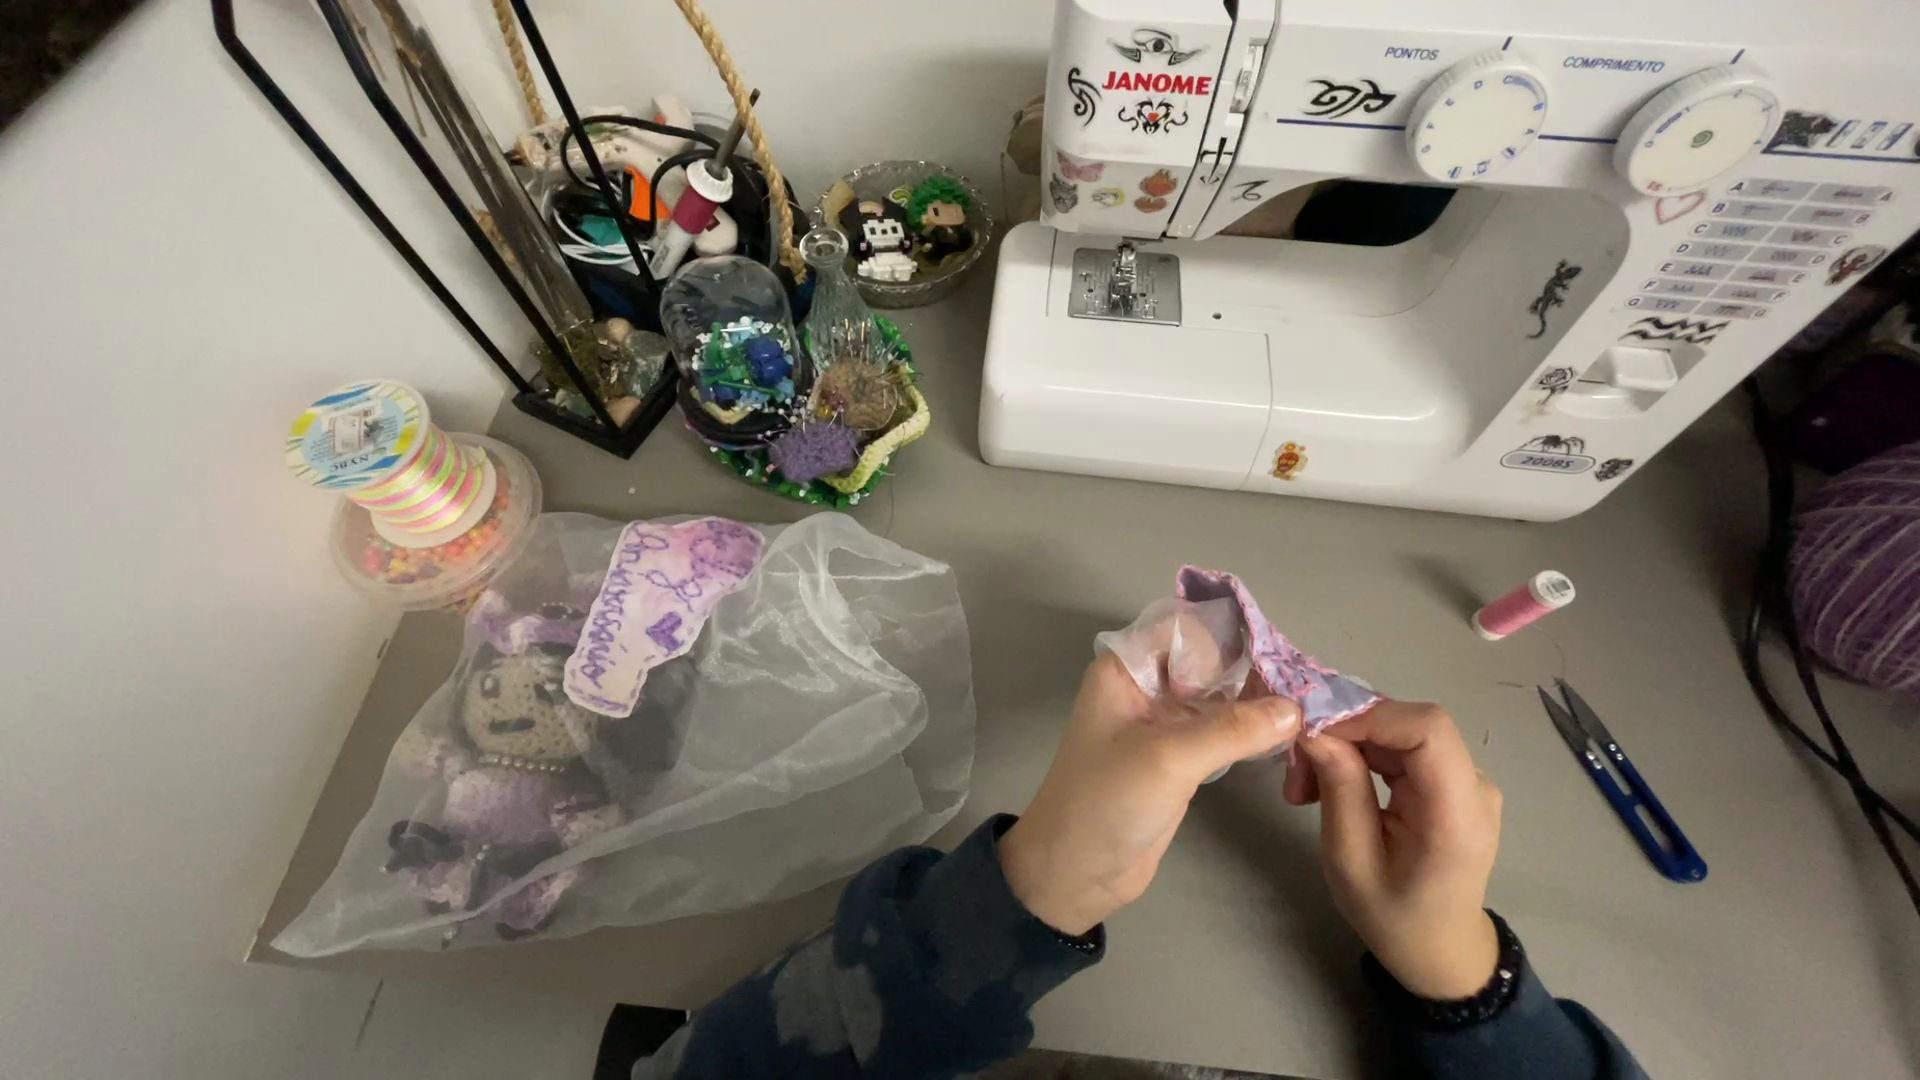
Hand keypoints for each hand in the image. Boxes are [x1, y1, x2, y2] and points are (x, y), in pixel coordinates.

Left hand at [999, 653, 1301, 935]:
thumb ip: (1231, 729)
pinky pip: (1220, 730)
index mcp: (1126, 669)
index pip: (1183, 630)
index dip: (1228, 635)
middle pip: (1206, 660)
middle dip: (1252, 667)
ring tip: (1311, 705)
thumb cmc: (1107, 801)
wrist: (1074, 871)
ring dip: (1257, 700)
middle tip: (1309, 683)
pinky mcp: (1179, 757)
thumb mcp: (1168, 758)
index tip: (1279, 652)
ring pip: (1217, 696)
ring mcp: (1162, 723)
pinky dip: (1251, 729)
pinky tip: (1290, 733)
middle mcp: (1144, 687)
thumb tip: (1296, 707)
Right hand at [1285, 701, 1502, 999]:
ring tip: (1304, 784)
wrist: (1437, 949)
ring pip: (1394, 727)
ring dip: (1342, 743)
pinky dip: (1354, 752)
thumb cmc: (1392, 915)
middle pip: (1406, 722)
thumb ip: (1339, 789)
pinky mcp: (1446, 777)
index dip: (1367, 715)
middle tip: (1295, 769)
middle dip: (1343, 731)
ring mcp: (1463, 778)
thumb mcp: (1350, 860)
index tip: (1311, 733)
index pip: (1427, 728)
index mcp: (1457, 815)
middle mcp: (1472, 785)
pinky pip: (1395, 743)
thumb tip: (1314, 730)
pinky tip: (1327, 780)